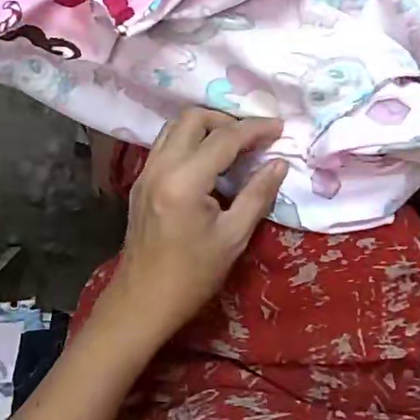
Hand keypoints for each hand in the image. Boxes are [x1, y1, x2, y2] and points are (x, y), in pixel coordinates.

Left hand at [97, 108, 288, 345]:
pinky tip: (210, 164)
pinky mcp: (140, 183)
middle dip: (226, 120)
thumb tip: (279, 163)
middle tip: (253, 138)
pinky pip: (166, 146)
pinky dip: (190, 143)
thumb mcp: (234, 237)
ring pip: (174, 128)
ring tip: (234, 147)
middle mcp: (160, 168)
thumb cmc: (193, 276)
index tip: (280, 128)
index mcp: (184, 181)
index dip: (255, 129)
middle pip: (192, 118)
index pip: (224, 138)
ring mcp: (145, 173)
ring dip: (205, 128)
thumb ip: (258, 195)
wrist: (143, 301)